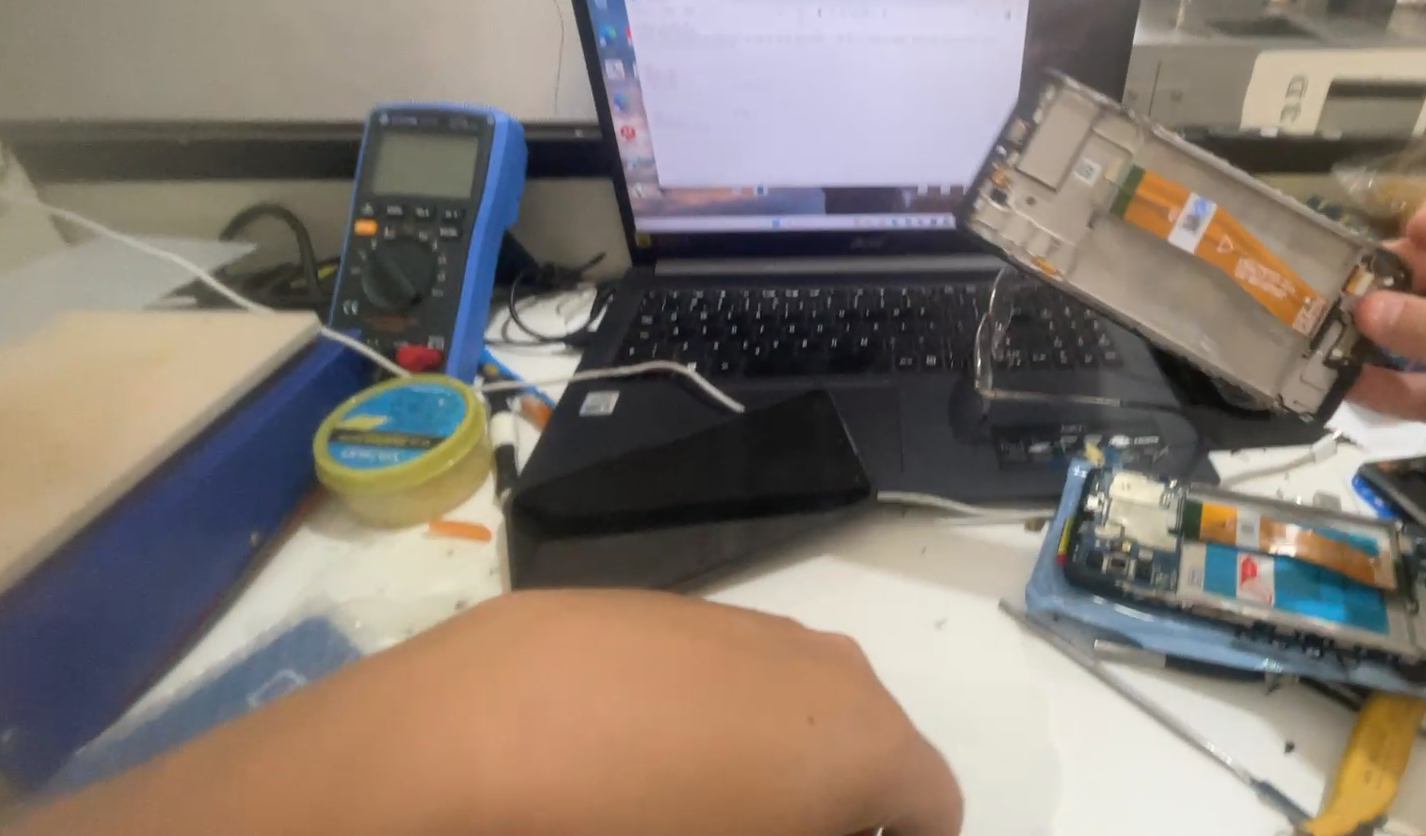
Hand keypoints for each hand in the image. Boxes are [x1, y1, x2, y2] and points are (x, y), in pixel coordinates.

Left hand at [450, 592, 963, 835]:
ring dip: (784, 764)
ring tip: (704, 807)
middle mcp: (833, 668)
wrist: (489, 726)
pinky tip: (647, 762)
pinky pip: (748, 678)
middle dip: (843, 809)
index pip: (936, 802)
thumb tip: (809, 817)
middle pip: (876, 748)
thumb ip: (820, 829)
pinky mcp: (700, 611)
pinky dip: (731, 724)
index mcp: (866, 736)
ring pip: (809, 707)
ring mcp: (764, 630)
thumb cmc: (636, 830)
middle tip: (772, 835)